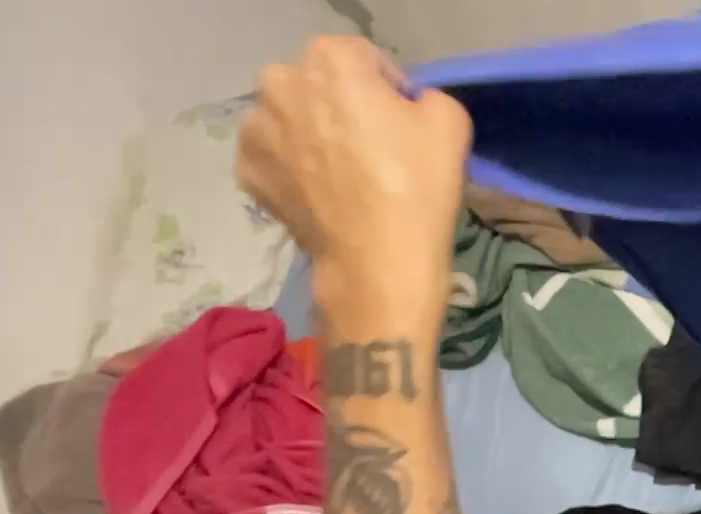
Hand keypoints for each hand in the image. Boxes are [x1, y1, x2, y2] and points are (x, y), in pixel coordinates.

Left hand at [237, 36, 470, 316]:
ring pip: (294, 121)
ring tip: (349, 183)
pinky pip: (277, 159)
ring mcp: (256, 127)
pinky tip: (326, 199)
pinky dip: (297, 173)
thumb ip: (430, 98)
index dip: (392, 96)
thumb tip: (410, 108)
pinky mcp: (248, 170)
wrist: (379, 265)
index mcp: (331, 60)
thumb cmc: (418, 191)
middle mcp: (280, 80)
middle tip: (377, 159)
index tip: (407, 134)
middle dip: (346, 112)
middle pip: (322, 88)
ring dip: (316, 140)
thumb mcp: (452, 127)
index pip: (368, 62)